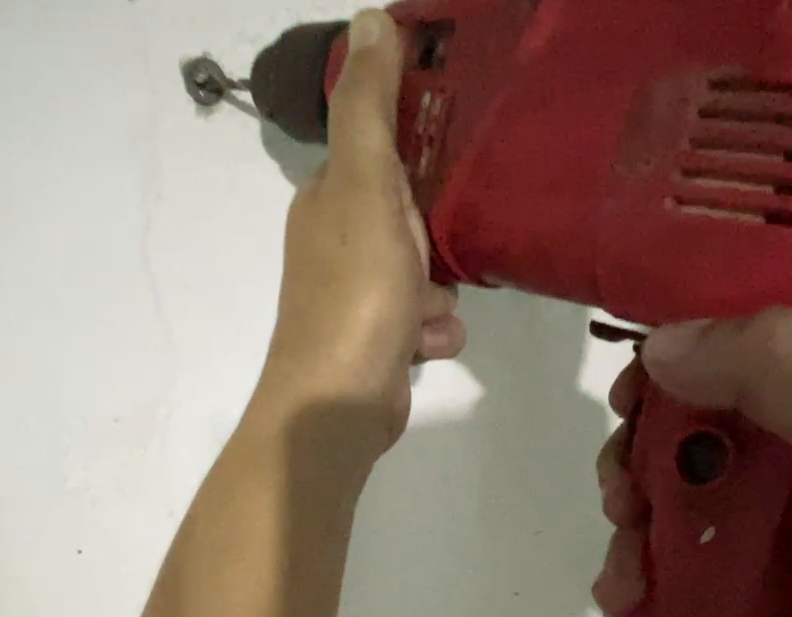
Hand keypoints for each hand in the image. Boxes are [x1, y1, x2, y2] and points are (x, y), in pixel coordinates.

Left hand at [253, 9, 465, 454]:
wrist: (339, 404)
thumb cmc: (354, 293)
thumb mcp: (365, 187)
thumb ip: (368, 108)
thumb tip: (370, 17)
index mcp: (329, 200)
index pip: (383, 150)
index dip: (424, 148)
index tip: (462, 151)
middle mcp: (339, 244)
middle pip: (414, 214)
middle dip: (439, 234)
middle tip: (445, 246)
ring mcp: (359, 297)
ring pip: (430, 273)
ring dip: (442, 291)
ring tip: (428, 309)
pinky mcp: (380, 341)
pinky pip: (429, 321)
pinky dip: (434, 332)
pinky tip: (426, 345)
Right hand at [593, 311, 791, 616]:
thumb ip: (781, 373)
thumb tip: (662, 344)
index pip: (754, 339)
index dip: (682, 357)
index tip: (633, 398)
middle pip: (696, 420)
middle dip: (642, 460)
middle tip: (621, 500)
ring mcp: (780, 510)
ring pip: (676, 492)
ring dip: (634, 531)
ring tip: (626, 580)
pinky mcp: (753, 571)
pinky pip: (680, 552)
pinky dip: (645, 574)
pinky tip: (631, 603)